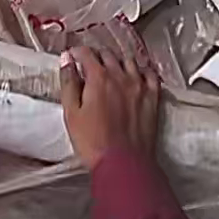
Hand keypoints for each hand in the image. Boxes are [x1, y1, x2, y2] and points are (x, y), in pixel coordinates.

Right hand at [60, 45, 160, 170]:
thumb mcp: (71, 113)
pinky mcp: (152, 97)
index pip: (86, 52)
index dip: (77, 52)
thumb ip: (68, 83)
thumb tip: (67, 60)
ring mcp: (139, 85)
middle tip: (89, 67)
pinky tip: (135, 77)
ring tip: (111, 71)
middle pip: (107, 54)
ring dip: (117, 62)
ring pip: (128, 60)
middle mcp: (120, 75)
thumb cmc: (93, 141)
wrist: (124, 165)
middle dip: (96, 56)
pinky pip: (150, 74)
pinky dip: (141, 71)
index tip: (72, 58)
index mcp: (98, 77)